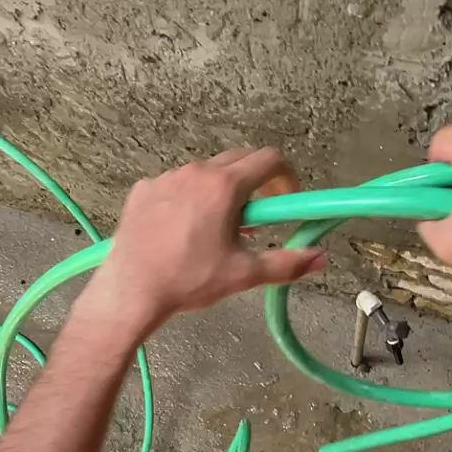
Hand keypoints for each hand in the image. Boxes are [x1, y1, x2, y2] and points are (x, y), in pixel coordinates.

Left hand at [87, 147, 326, 335]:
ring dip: (219, 193)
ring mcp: (165, 178)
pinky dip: (188, 201)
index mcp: (224, 186)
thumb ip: (286, 264)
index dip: (285, 177)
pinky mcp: (143, 190)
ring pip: (204, 174)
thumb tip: (319, 259)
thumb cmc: (188, 281)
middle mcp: (195, 172)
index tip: (286, 198)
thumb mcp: (243, 274)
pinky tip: (183, 233)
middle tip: (255, 220)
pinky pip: (175, 186)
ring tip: (217, 232)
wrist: (133, 291)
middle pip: (237, 162)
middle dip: (254, 185)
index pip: (268, 160)